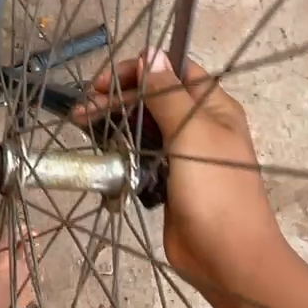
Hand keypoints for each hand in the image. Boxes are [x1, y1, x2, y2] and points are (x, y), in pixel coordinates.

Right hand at [76, 51, 286, 294]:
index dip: (138, 70)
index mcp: (213, 107)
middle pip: (152, 97)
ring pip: (141, 124)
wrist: (226, 256)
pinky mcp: (164, 178)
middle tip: (81, 111)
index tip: (103, 84)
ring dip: (112, 121)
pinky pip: (137, 152)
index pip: (172, 71)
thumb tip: (151, 52)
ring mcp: (180, 153)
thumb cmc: (214, 191)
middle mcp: (198, 125)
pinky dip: (118, 147)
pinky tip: (99, 149)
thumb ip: (167, 94)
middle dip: (116, 97)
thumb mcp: (191, 134)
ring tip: (81, 127)